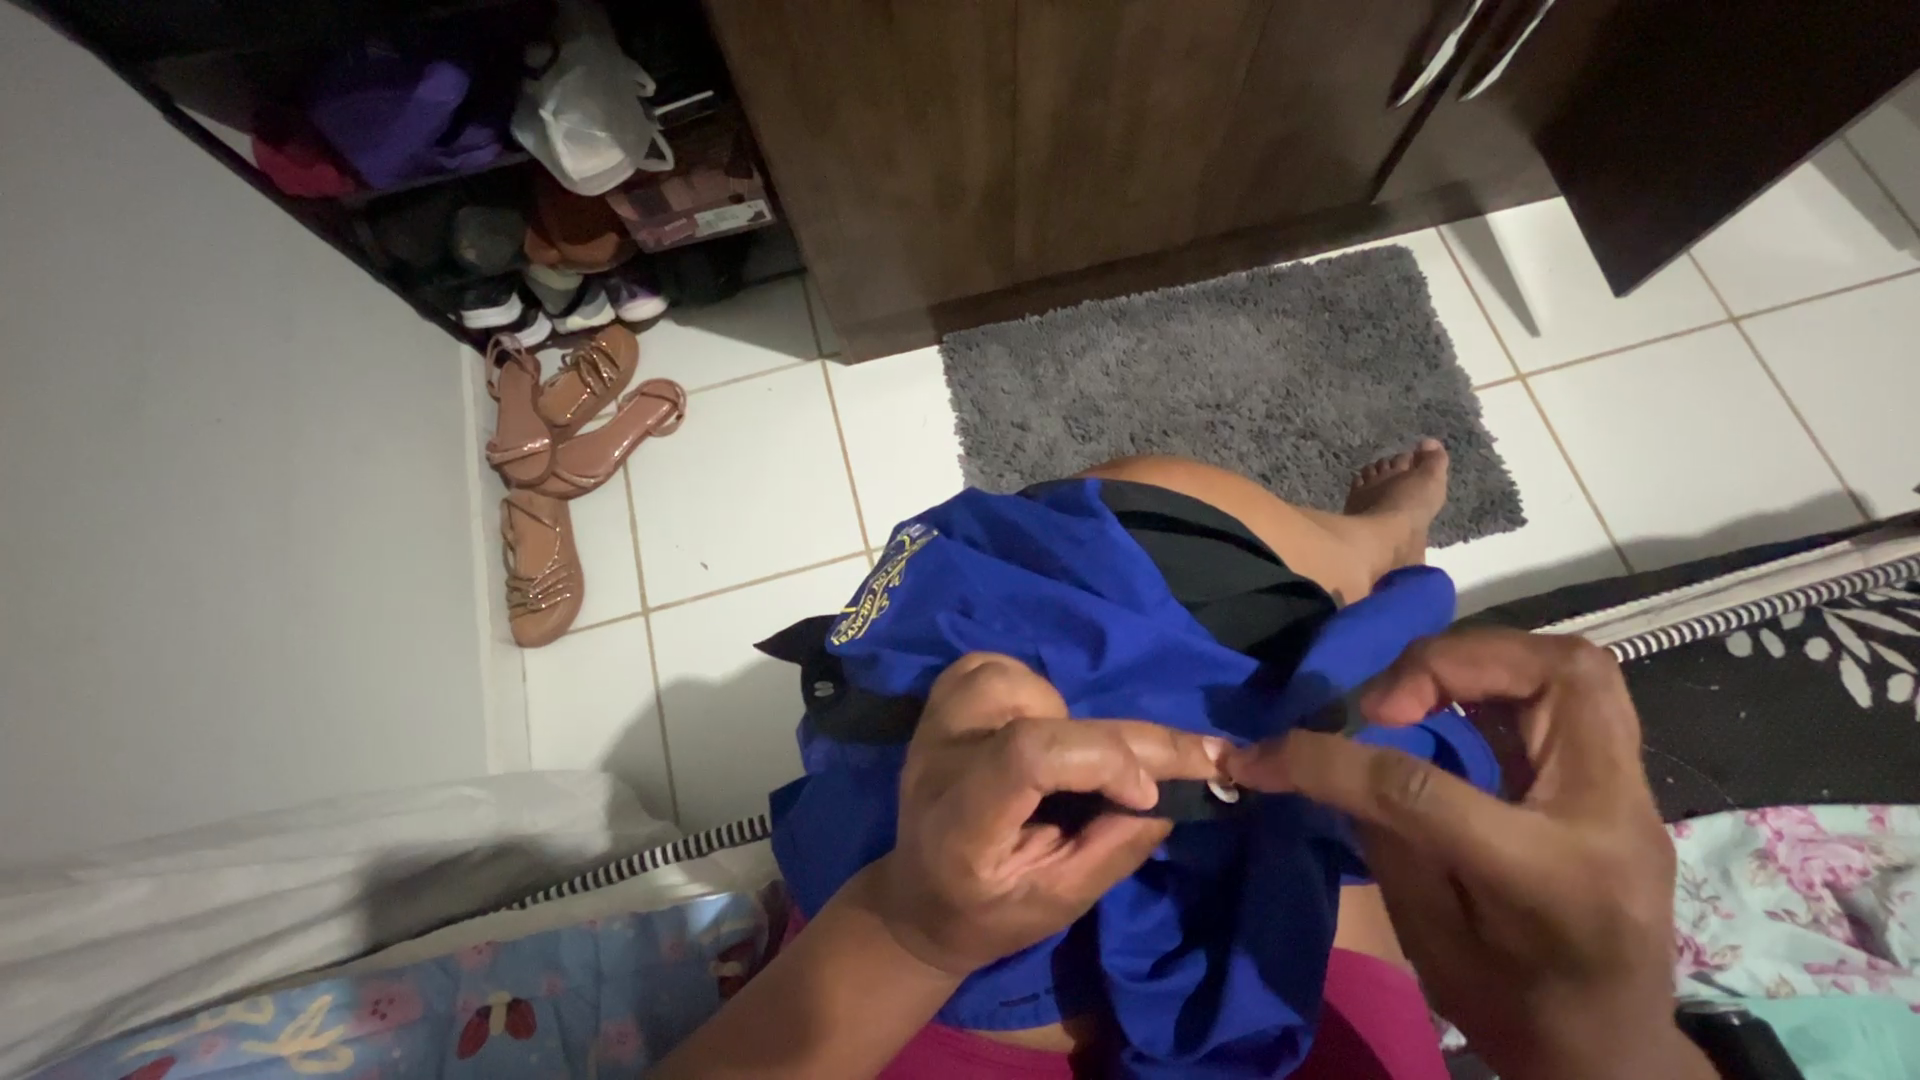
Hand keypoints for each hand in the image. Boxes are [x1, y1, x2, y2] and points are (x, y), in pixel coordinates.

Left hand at [869, 652, 1227, 976]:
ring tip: (1073, 756)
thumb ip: (1114, 845)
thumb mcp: (1059, 901)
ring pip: (1010, 680)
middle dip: (1122, 740)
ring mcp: (932, 726)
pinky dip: (1028, 686)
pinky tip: (1040, 722)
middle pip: (1032, 715)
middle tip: (1185, 760)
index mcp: (962, 824)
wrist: (920, 896)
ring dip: (1062, 713)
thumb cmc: (989, 912)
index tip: (1148, 794)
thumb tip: (1168, 790)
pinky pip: (988, 666)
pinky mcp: (935, 705)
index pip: (1028, 756)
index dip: (1103, 759)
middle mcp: (939, 760)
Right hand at [1225, 629, 1712, 1079]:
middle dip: (1450, 660)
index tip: (1263, 754)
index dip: (1325, 759)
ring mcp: (1629, 793)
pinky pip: (1567, 693)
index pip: (1421, 787)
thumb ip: (1383, 832)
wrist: (1613, 1054)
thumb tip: (1334, 757)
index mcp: (1549, 877)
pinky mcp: (1620, 781)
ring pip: (1572, 666)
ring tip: (1413, 694)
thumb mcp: (1426, 939)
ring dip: (1477, 659)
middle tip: (1384, 703)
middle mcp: (1610, 816)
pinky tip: (1451, 708)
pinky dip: (1497, 678)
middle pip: (1555, 676)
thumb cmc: (1513, 1011)